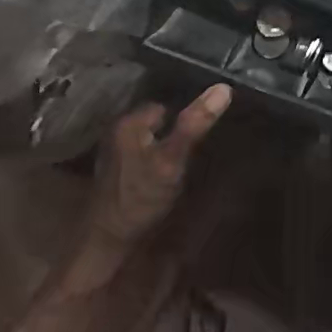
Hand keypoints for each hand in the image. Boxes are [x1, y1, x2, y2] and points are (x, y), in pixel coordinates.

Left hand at [84, 83, 232, 249]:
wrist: (107, 244)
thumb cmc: (139, 197)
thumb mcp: (172, 159)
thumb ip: (194, 124)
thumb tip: (224, 88)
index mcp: (128, 122)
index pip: (166, 104)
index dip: (187, 112)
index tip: (206, 125)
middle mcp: (118, 132)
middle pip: (159, 121)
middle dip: (177, 127)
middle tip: (201, 142)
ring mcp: (116, 154)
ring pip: (152, 138)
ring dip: (168, 143)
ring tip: (191, 155)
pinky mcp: (119, 174)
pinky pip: (146, 154)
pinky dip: (158, 159)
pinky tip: (170, 173)